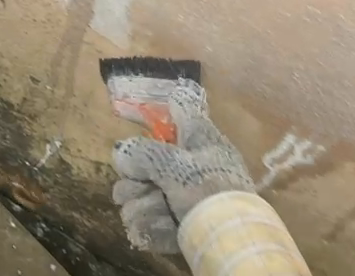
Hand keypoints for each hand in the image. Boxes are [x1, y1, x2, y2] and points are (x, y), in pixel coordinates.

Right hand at [110, 80, 253, 254]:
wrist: (234, 245)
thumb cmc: (208, 192)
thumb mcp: (174, 164)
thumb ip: (142, 153)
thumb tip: (121, 155)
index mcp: (201, 140)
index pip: (182, 109)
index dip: (161, 109)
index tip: (139, 120)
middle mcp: (195, 164)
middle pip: (151, 160)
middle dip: (135, 181)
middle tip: (129, 191)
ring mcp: (190, 197)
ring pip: (149, 194)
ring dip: (140, 206)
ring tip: (141, 215)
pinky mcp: (188, 226)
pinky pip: (158, 222)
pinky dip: (151, 228)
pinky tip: (146, 231)